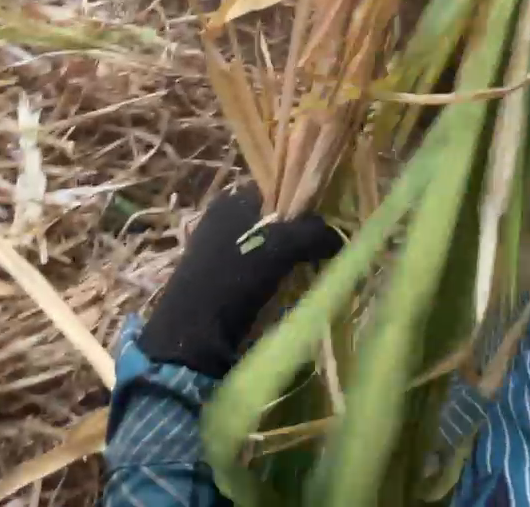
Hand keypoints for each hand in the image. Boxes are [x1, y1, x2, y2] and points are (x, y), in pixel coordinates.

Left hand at [138, 187, 342, 377]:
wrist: (190, 340)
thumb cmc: (232, 279)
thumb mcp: (281, 248)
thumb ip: (314, 233)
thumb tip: (340, 236)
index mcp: (231, 201)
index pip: (278, 188)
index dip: (304, 202)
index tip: (326, 220)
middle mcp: (221, 219)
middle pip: (274, 217)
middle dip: (299, 231)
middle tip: (322, 246)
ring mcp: (217, 250)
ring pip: (267, 243)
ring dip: (289, 255)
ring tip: (311, 267)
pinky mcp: (217, 278)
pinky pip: (257, 266)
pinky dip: (274, 273)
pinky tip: (289, 286)